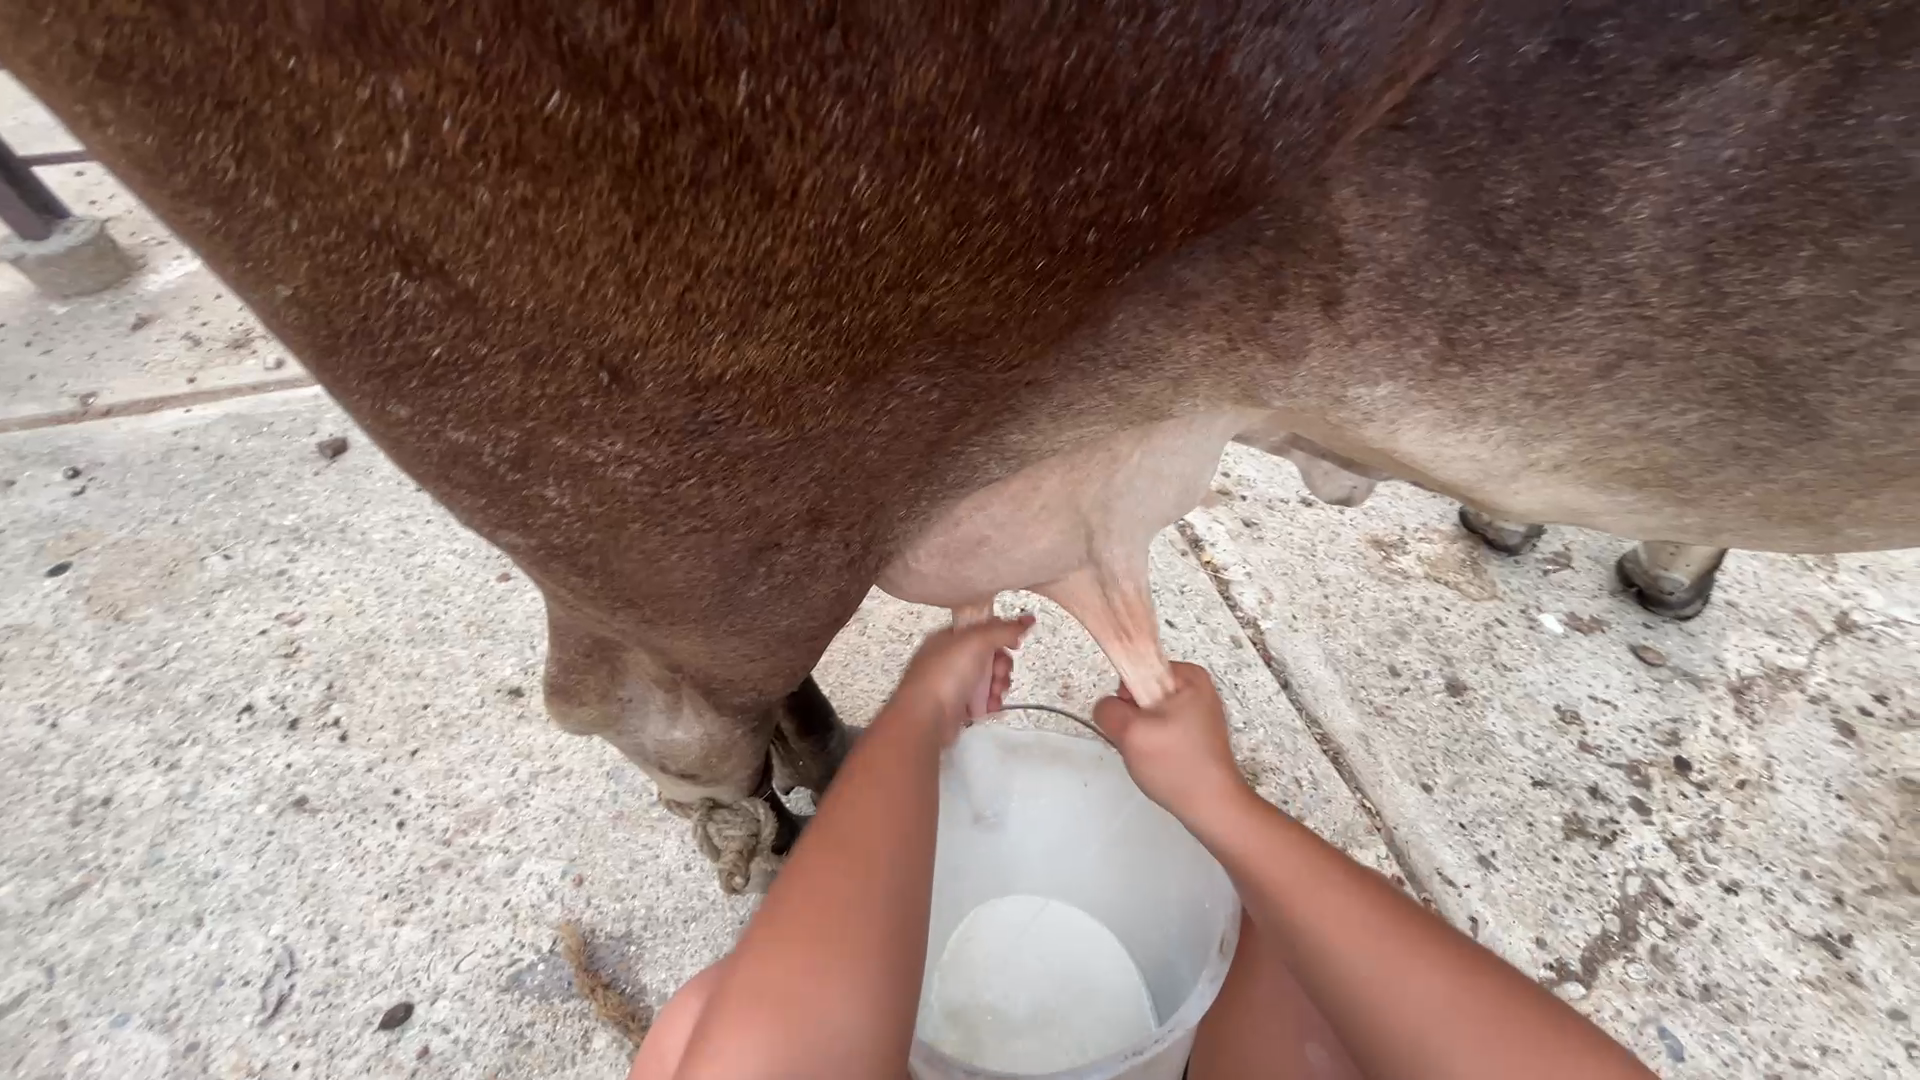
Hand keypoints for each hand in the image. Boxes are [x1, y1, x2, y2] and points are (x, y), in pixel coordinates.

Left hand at [886, 615, 1032, 743]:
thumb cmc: (946, 674)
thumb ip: (1004, 630)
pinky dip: (989, 702)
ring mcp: (953, 682)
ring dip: (998, 685)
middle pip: (989, 655)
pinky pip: (982, 699)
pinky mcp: (958, 705)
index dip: (1001, 635)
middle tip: (998, 674)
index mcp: (949, 637)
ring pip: (988, 678)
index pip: (982, 629)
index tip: (1014, 644)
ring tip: (993, 694)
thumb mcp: (977, 642)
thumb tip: (1028, 620)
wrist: (927, 717)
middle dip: (1001, 666)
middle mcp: (950, 658)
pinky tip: (988, 706)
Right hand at [1092, 663, 1249, 821]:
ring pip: (1146, 711)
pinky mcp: (1194, 731)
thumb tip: (1107, 708)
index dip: (1125, 696)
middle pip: (1140, 690)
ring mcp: (1197, 710)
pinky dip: (1153, 742)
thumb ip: (1107, 709)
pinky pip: (1158, 727)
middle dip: (1133, 717)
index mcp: (1188, 675)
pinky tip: (1161, 759)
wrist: (1213, 807)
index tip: (1133, 718)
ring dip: (1141, 732)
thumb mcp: (1130, 732)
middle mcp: (1196, 687)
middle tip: (1143, 740)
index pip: (1136, 668)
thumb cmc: (1180, 768)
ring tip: (1153, 753)